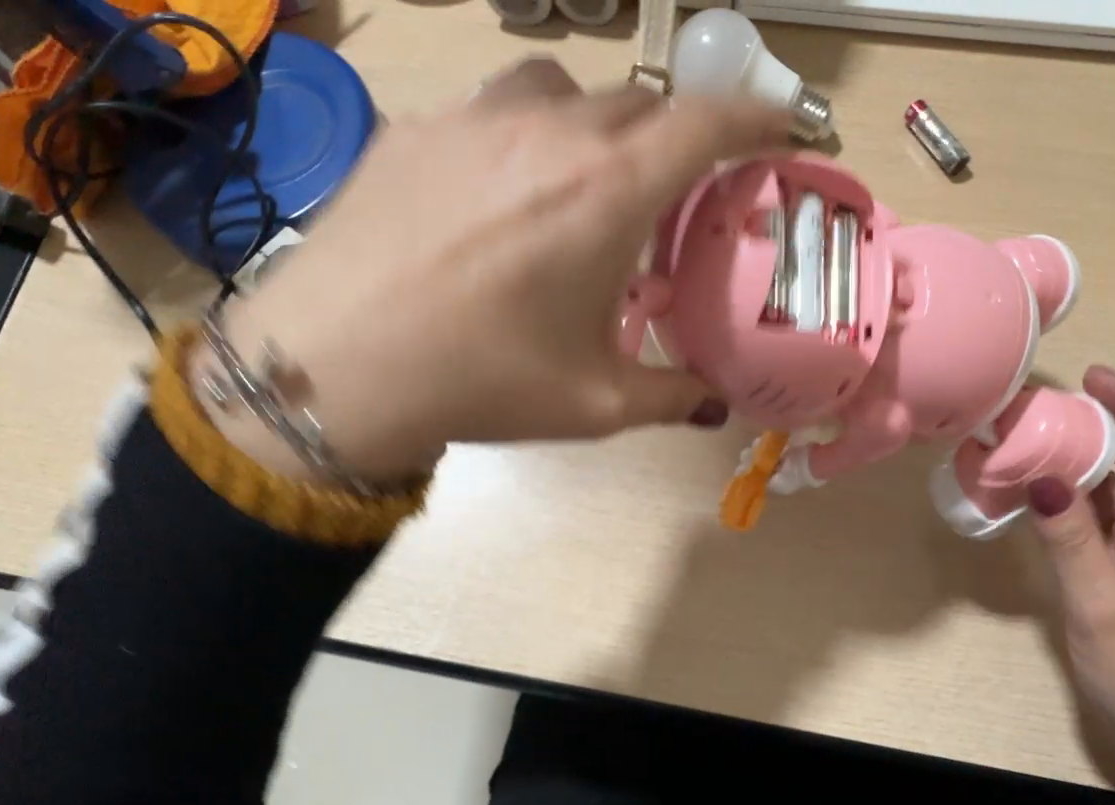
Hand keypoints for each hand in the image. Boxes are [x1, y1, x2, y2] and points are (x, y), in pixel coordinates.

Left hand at [199, 58, 788, 482]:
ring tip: (586, 182)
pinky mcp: (419, 128)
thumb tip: (712, 400)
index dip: (757, 118)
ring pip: (565, 91)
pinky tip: (502, 194)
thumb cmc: (478, 383)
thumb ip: (670, 393)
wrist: (336, 367)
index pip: (708, 121)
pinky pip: (494, 109)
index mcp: (608, 190)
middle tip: (674, 190)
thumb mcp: (592, 403)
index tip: (778, 130)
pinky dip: (524, 137)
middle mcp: (550, 130)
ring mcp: (477, 118)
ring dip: (596, 125)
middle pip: (641, 103)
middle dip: (674, 137)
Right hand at [1025, 365, 1114, 804]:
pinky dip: (1075, 494)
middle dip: (1111, 422)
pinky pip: (1104, 515)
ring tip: (1039, 427)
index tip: (1096, 381)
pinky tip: (1041, 477)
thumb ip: (1073, 543)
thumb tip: (1042, 479)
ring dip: (1089, 455)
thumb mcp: (1104, 609)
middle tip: (1051, 400)